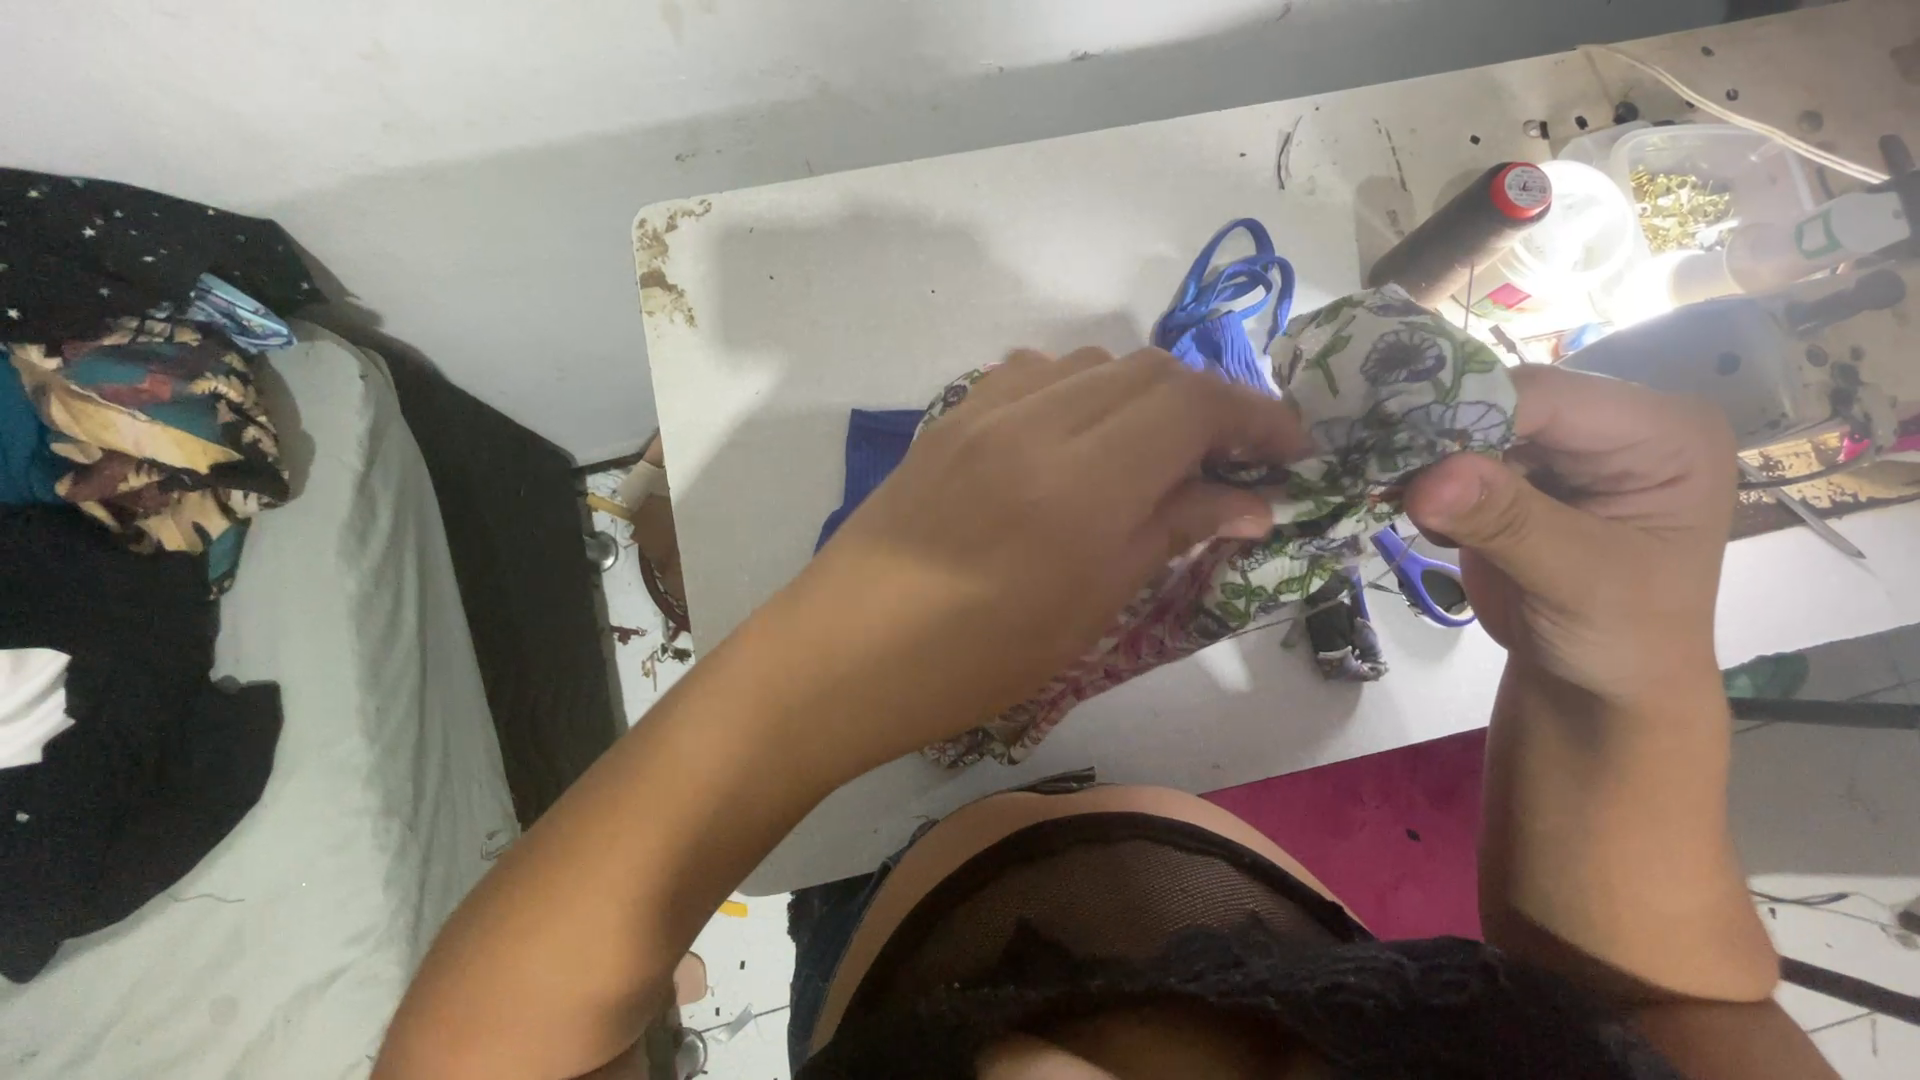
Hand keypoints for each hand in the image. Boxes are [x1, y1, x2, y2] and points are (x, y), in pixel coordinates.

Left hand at [764, 347, 1309, 762]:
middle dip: (1207, 405)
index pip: (1193, 402)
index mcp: (1080, 479)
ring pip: (1093, 365)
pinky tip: (1080, 441)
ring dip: (1143, 395)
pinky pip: (1035, 377)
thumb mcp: (1090, 609)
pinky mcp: (949, 420)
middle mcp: (1034, 420)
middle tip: (1232, 461)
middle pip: (1150, 371)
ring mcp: (982, 412)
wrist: (842, 655)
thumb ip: (1171, 532)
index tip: (1292, 450)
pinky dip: (1081, 393)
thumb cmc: (973, 660)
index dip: (1256, 416)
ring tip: (1158, 453)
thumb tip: (1248, 499)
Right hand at [1404, 365, 1735, 707]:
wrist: (1596, 684)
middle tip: (1376, 466)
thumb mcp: (1578, 580)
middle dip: (1438, 436)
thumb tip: (1428, 479)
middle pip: (1501, 403)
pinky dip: (1421, 485)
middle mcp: (1608, 427)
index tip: (1399, 446)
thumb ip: (1507, 522)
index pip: (1550, 396)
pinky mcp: (1510, 479)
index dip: (1472, 413)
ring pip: (1466, 428)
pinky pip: (1449, 460)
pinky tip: (1422, 521)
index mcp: (1662, 433)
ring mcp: (1555, 452)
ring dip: (1420, 461)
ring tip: (1390, 496)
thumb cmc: (1623, 636)